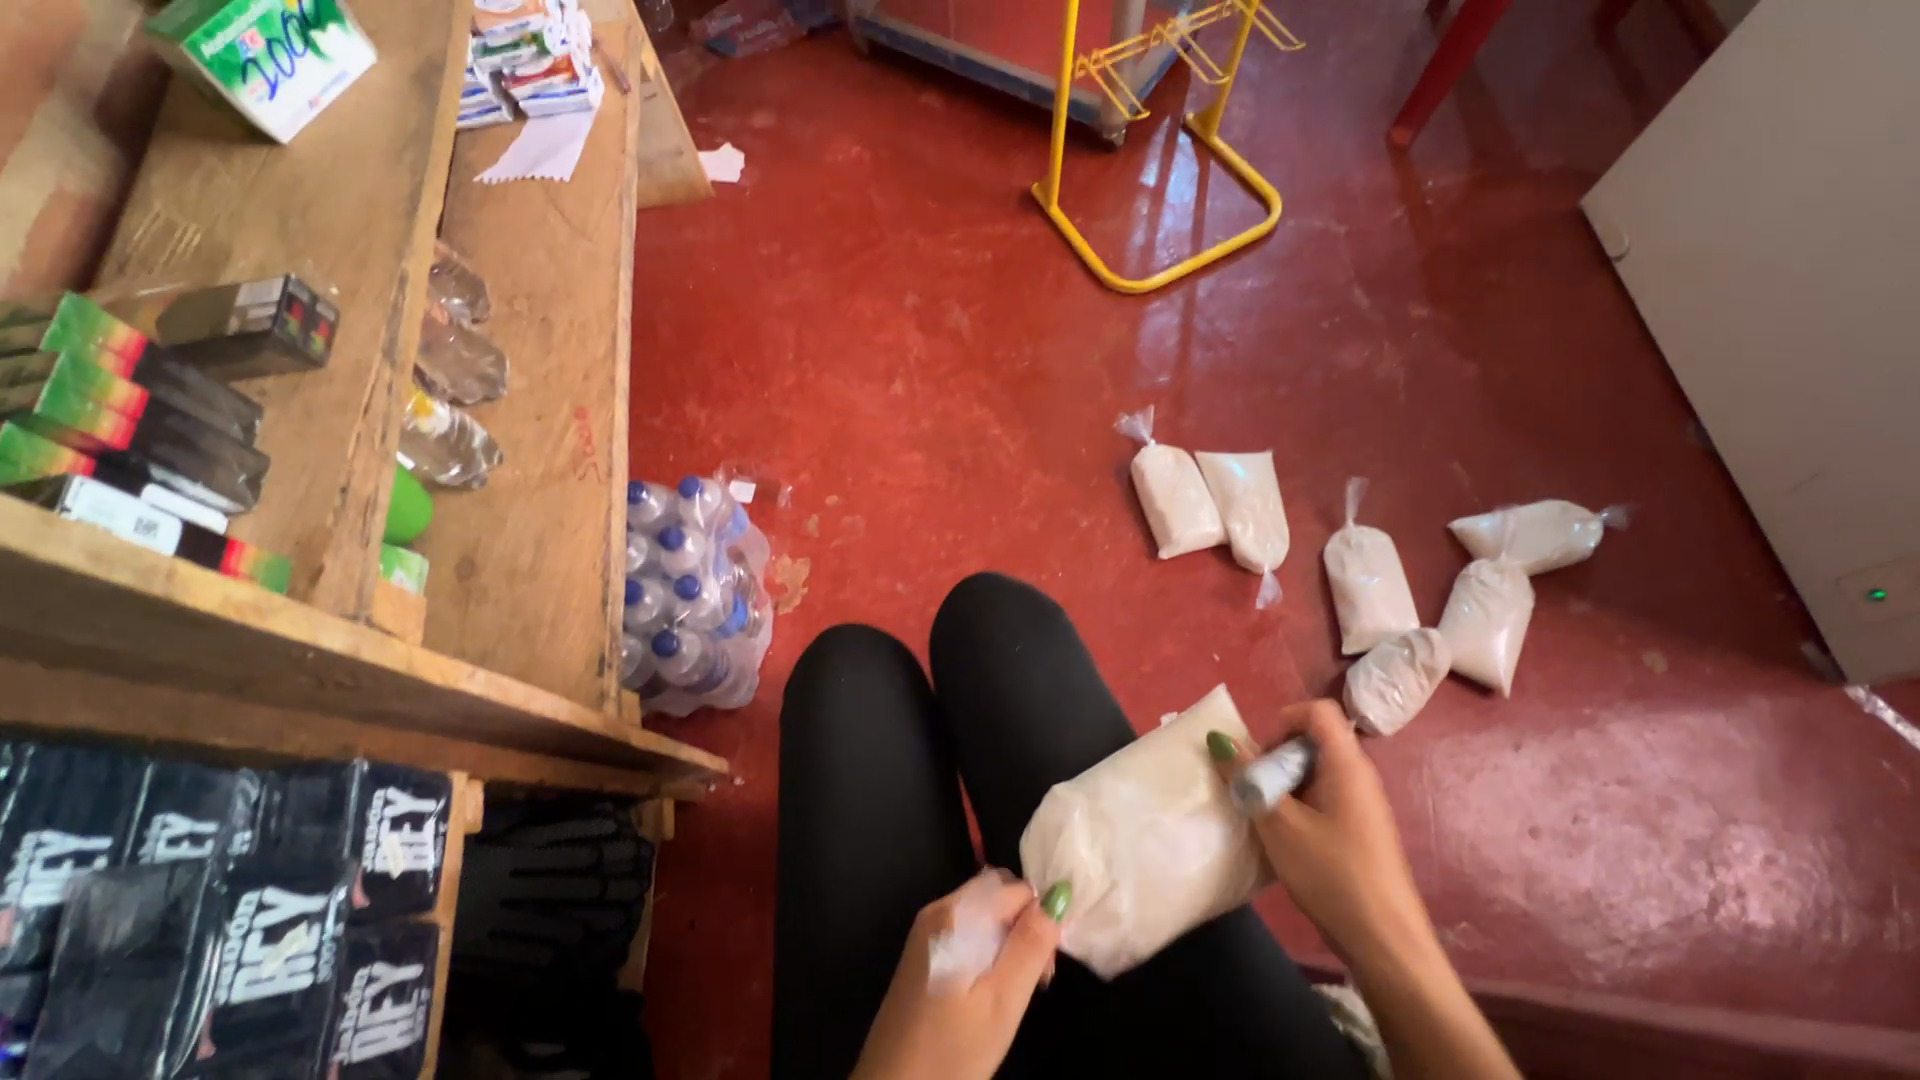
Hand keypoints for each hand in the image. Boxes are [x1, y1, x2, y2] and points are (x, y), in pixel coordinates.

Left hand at [851, 871, 1066, 1079]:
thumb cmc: (951, 1051)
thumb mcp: (1002, 1002)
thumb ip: (1031, 946)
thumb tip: (1056, 897)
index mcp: (956, 914)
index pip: (1015, 889)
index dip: (1040, 919)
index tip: (1047, 965)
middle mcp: (938, 911)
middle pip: (997, 896)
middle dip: (1025, 928)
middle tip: (1035, 980)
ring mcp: (926, 931)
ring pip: (984, 915)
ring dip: (1008, 943)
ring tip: (1013, 992)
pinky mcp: (922, 954)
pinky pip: (967, 933)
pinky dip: (987, 952)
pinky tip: (988, 992)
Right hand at [1210, 699, 1434, 967]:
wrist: (1384, 941)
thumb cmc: (1331, 874)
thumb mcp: (1279, 824)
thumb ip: (1247, 777)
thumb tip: (1219, 738)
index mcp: (1346, 764)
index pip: (1317, 711)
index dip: (1283, 720)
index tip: (1259, 756)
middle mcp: (1358, 775)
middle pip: (1312, 740)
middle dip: (1274, 757)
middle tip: (1252, 790)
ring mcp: (1360, 804)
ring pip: (1313, 772)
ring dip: (1281, 784)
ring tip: (1262, 817)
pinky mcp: (1358, 829)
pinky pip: (1321, 797)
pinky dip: (1296, 806)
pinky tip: (1282, 839)